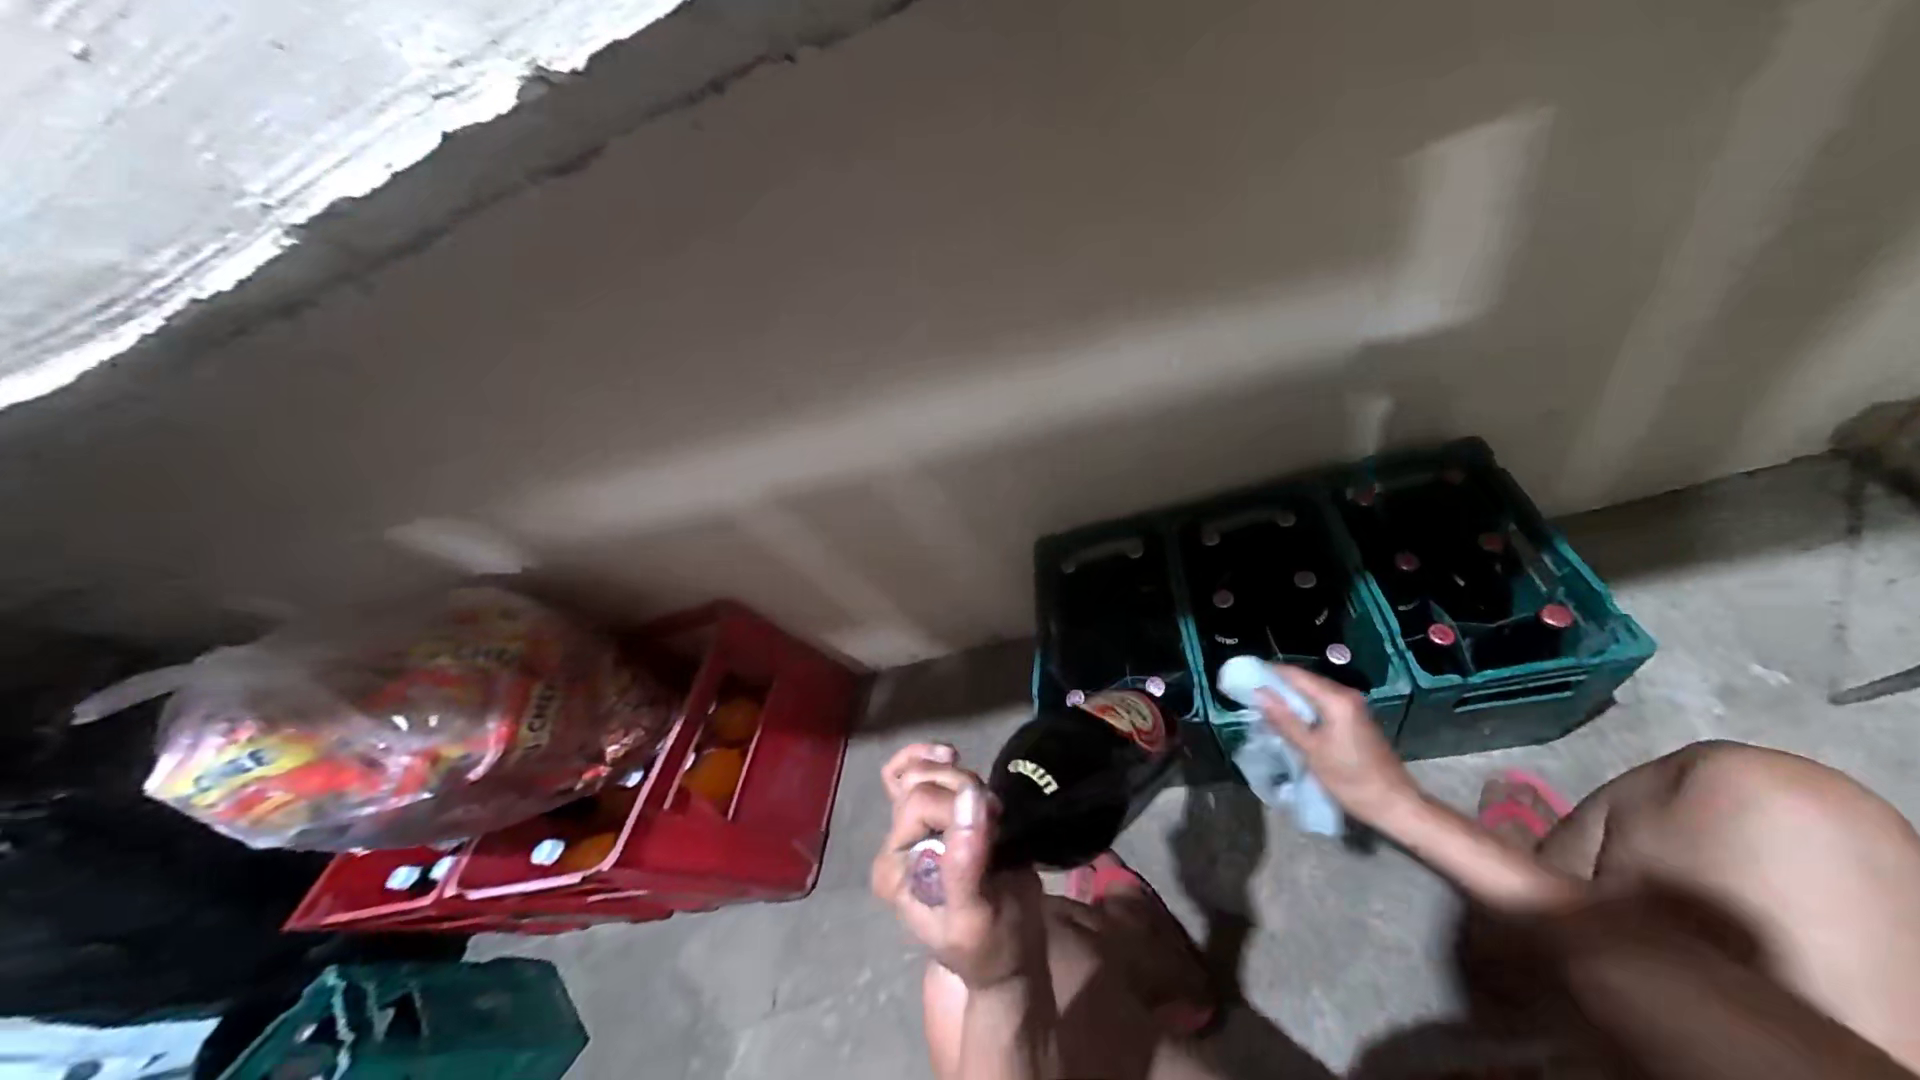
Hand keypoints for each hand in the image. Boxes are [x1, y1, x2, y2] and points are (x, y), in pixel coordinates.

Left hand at [870, 743, 1045, 989]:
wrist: (1005, 955)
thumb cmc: (989, 945)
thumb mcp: (975, 916)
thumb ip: (966, 862)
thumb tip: (971, 799)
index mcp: (895, 868)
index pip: (919, 804)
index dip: (958, 805)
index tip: (992, 828)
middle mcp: (897, 843)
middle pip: (919, 781)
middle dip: (960, 786)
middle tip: (993, 815)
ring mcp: (912, 827)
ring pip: (921, 771)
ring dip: (957, 775)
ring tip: (987, 805)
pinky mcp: (932, 816)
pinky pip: (910, 771)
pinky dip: (926, 755)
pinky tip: (949, 753)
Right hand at [1256, 664, 1418, 823]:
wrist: (1395, 804)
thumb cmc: (1351, 779)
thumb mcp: (1311, 750)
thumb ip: (1284, 719)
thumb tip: (1259, 693)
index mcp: (1336, 699)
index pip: (1295, 674)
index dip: (1268, 673)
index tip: (1244, 678)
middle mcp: (1346, 695)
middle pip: (1304, 681)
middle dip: (1277, 686)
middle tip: (1250, 695)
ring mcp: (1353, 707)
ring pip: (1313, 693)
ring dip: (1290, 699)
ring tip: (1264, 708)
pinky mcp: (1355, 718)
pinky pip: (1322, 704)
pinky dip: (1304, 708)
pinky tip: (1290, 720)